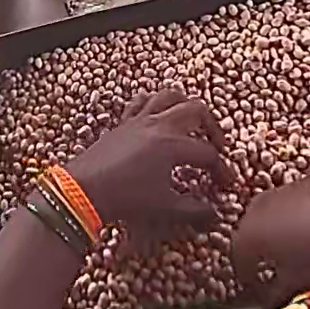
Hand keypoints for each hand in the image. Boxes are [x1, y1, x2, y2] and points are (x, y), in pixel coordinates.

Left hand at [66, 90, 228, 239]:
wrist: (84, 189)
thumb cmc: (125, 197)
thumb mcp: (164, 205)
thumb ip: (193, 208)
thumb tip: (213, 212)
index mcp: (173, 145)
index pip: (208, 153)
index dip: (221, 169)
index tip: (225, 184)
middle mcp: (158, 125)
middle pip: (196, 111)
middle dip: (212, 127)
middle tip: (215, 147)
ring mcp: (139, 120)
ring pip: (169, 96)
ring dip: (185, 105)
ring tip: (192, 123)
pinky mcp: (123, 122)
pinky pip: (142, 102)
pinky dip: (154, 103)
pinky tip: (158, 115)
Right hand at [230, 166, 309, 294]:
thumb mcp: (306, 280)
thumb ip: (282, 292)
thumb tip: (273, 300)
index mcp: (249, 234)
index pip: (238, 260)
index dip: (249, 278)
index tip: (259, 290)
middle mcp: (256, 208)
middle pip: (252, 235)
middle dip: (263, 253)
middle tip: (280, 271)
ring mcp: (279, 191)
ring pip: (271, 217)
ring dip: (280, 234)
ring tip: (302, 252)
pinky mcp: (302, 181)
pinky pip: (290, 205)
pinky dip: (297, 220)